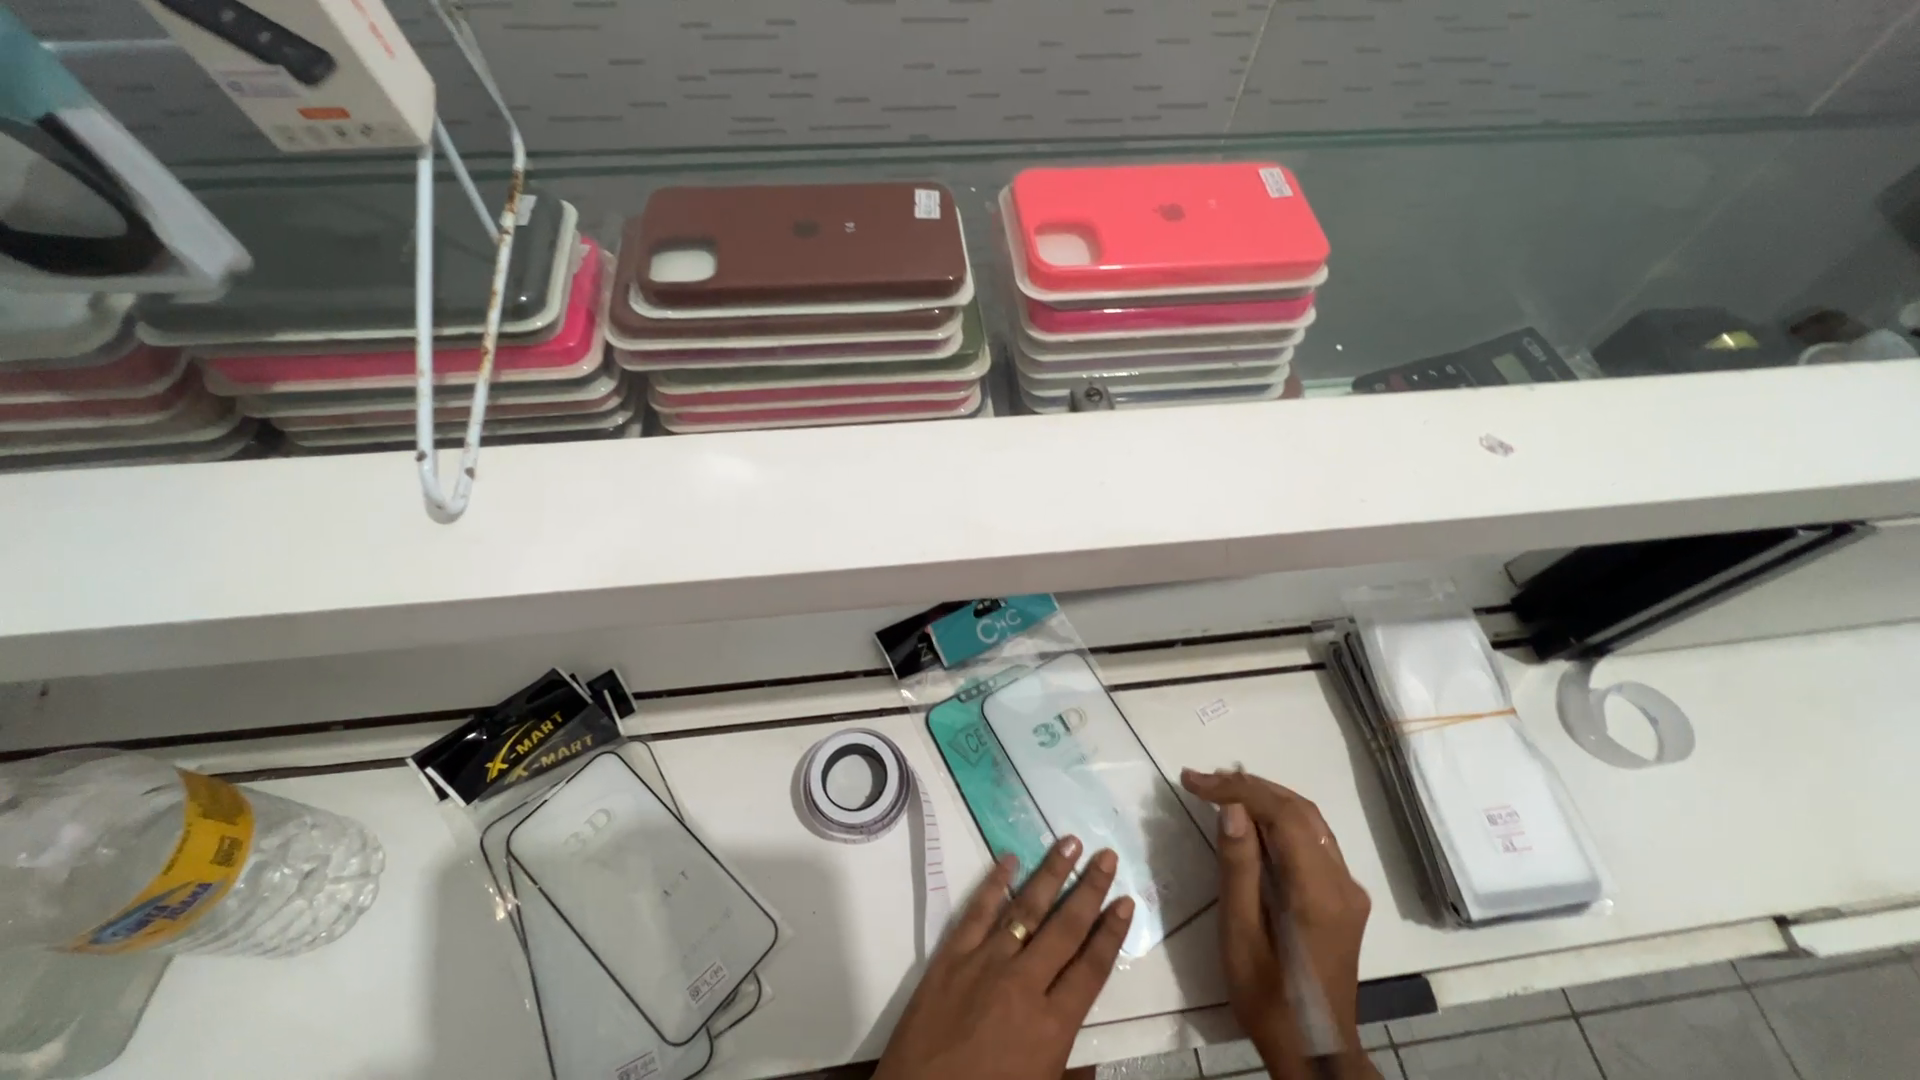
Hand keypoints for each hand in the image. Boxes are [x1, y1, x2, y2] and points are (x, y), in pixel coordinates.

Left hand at [873, 836, 1133, 1079]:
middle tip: (1107, 856)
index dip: (1112, 933)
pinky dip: (994, 883)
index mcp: (1052, 1025)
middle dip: (1090, 890)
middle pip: (1065, 928)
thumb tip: (1094, 1052)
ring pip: (1026, 909)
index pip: (1092, 968)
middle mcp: (1024, 984)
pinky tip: (1010, 859)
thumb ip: (1070, 1064)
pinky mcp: (950, 957)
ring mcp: (985, 964)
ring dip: (1051, 874)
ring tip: (1070, 843)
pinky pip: (977, 912)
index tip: (1126, 901)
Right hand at [1180, 768, 1373, 1079]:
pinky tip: (1250, 823)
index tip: (1193, 780)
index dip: (1237, 789)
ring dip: (1265, 799)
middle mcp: (1342, 882)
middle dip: (1250, 787)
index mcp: (1318, 892)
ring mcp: (1348, 890)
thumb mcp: (1240, 935)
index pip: (1281, 815)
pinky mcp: (1343, 899)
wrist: (1314, 1050)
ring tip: (1219, 790)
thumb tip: (1231, 809)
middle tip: (1201, 780)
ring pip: (1309, 823)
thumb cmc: (1267, 997)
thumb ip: (1238, 868)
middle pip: (1300, 811)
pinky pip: (1313, 843)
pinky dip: (1279, 821)